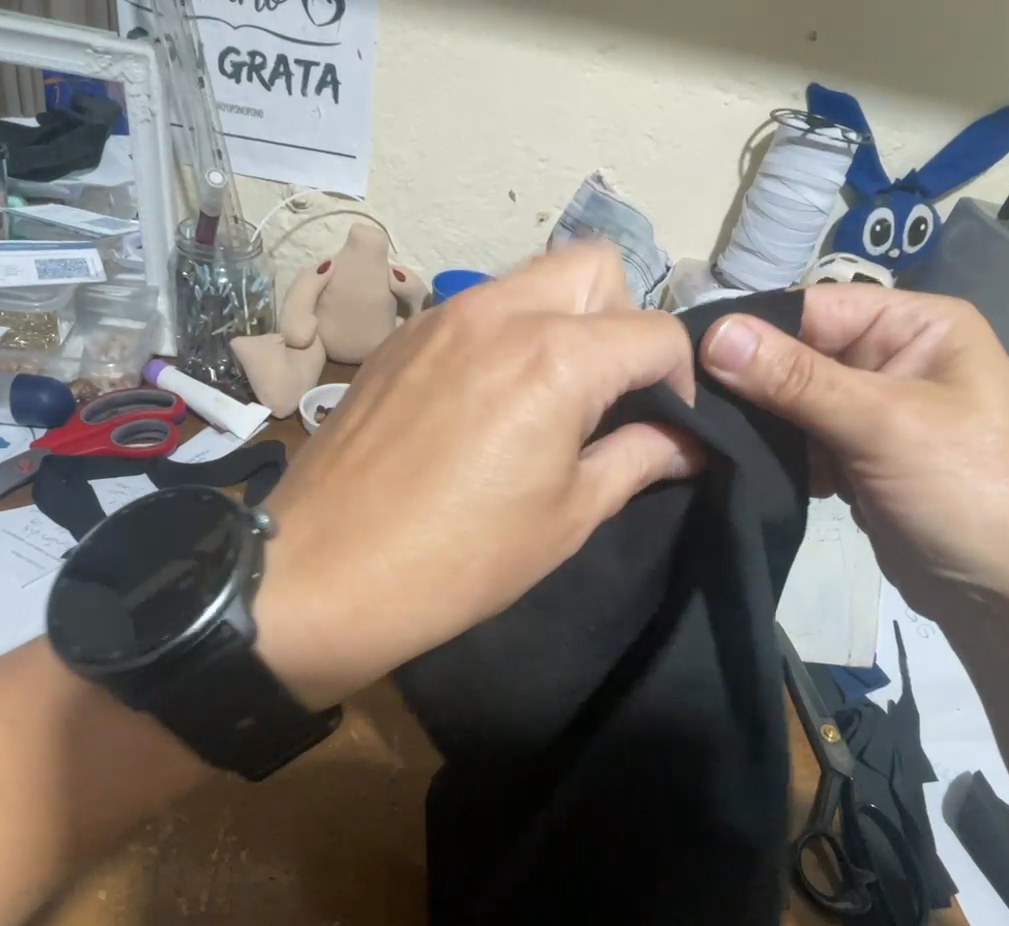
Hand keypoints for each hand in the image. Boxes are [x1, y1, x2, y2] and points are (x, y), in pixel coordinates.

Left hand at [253, 246, 699, 706]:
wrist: (323, 575)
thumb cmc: (460, 560)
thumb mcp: (568, 518)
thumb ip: (638, 460)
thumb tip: (685, 441)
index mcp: (557, 357)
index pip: (656, 333)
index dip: (679, 380)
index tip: (666, 427)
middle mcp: (500, 312)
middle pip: (596, 267)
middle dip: (623, 321)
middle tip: (608, 394)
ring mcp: (441, 317)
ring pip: (532, 278)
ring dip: (563, 321)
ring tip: (548, 396)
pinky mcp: (401, 338)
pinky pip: (476, 308)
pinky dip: (506, 334)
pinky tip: (486, 399)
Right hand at [700, 285, 1008, 622]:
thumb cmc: (970, 493)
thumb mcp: (885, 425)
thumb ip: (797, 379)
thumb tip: (714, 334)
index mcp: (918, 325)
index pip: (814, 308)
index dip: (752, 331)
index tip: (684, 361)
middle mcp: (895, 359)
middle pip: (799, 355)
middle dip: (751, 384)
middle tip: (688, 411)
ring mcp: (876, 414)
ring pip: (794, 404)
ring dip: (760, 426)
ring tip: (713, 445)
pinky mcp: (859, 461)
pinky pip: (804, 444)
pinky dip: (779, 458)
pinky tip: (752, 473)